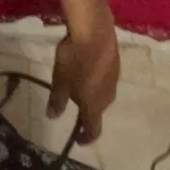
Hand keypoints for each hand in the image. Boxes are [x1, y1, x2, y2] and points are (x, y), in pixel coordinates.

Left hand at [49, 0, 119, 140]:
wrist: (95, 29)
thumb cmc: (75, 57)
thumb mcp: (60, 79)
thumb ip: (57, 99)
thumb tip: (53, 117)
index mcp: (95, 105)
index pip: (93, 129)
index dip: (86, 137)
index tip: (79, 140)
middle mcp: (108, 97)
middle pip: (98, 110)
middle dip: (86, 112)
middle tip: (73, 105)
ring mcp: (115, 80)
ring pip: (102, 94)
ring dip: (91, 94)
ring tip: (78, 85)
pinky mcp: (116, 64)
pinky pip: (105, 80)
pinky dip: (96, 80)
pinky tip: (87, 69)